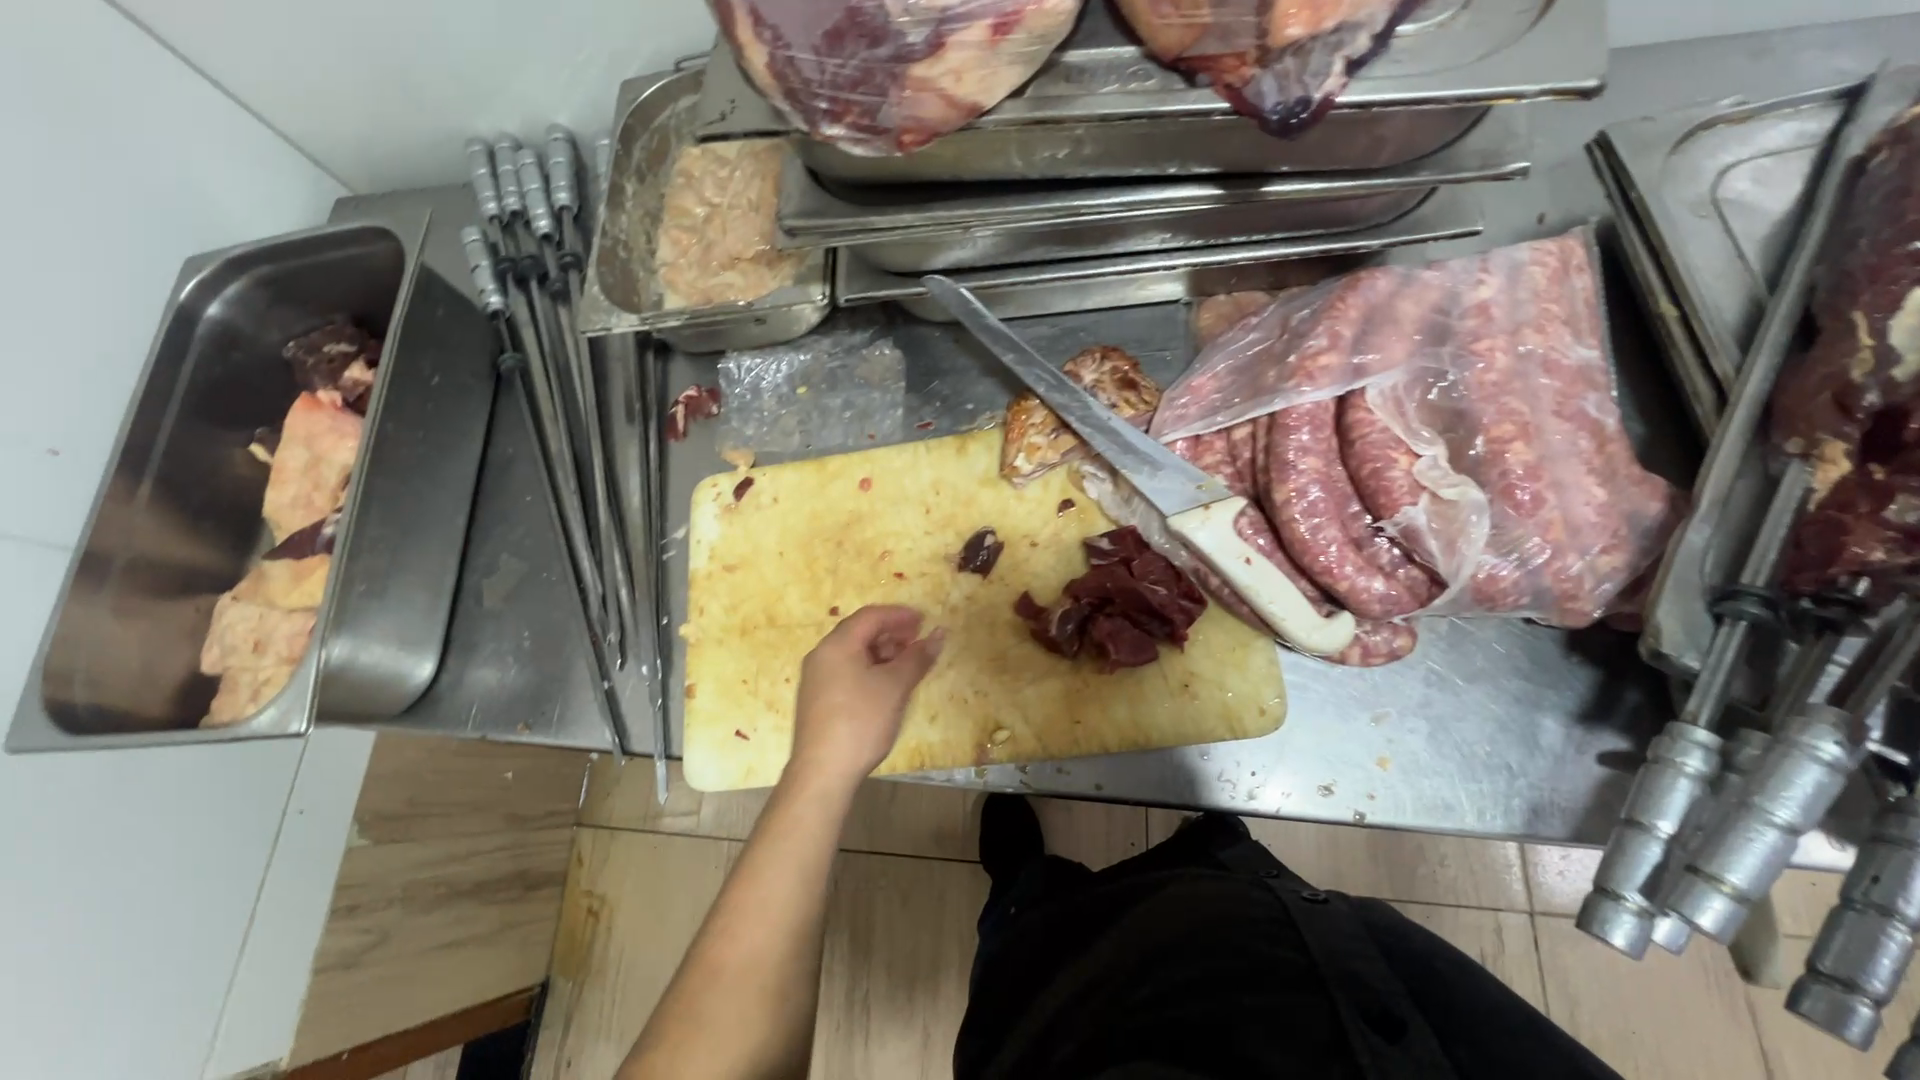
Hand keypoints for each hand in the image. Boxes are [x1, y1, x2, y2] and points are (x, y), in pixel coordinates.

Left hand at [787, 605, 945, 788]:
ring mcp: (817, 679)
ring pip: (853, 653)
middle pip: (860, 632)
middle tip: (918, 642)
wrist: (822, 772)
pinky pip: (847, 671)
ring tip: (907, 665)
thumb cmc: (860, 722)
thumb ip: (917, 657)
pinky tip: (886, 686)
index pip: (870, 616)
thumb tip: (938, 634)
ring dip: (882, 653)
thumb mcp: (894, 687)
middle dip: (892, 633)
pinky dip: (870, 669)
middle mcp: (822, 655)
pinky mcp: (818, 699)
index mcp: (836, 645)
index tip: (925, 621)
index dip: (899, 615)